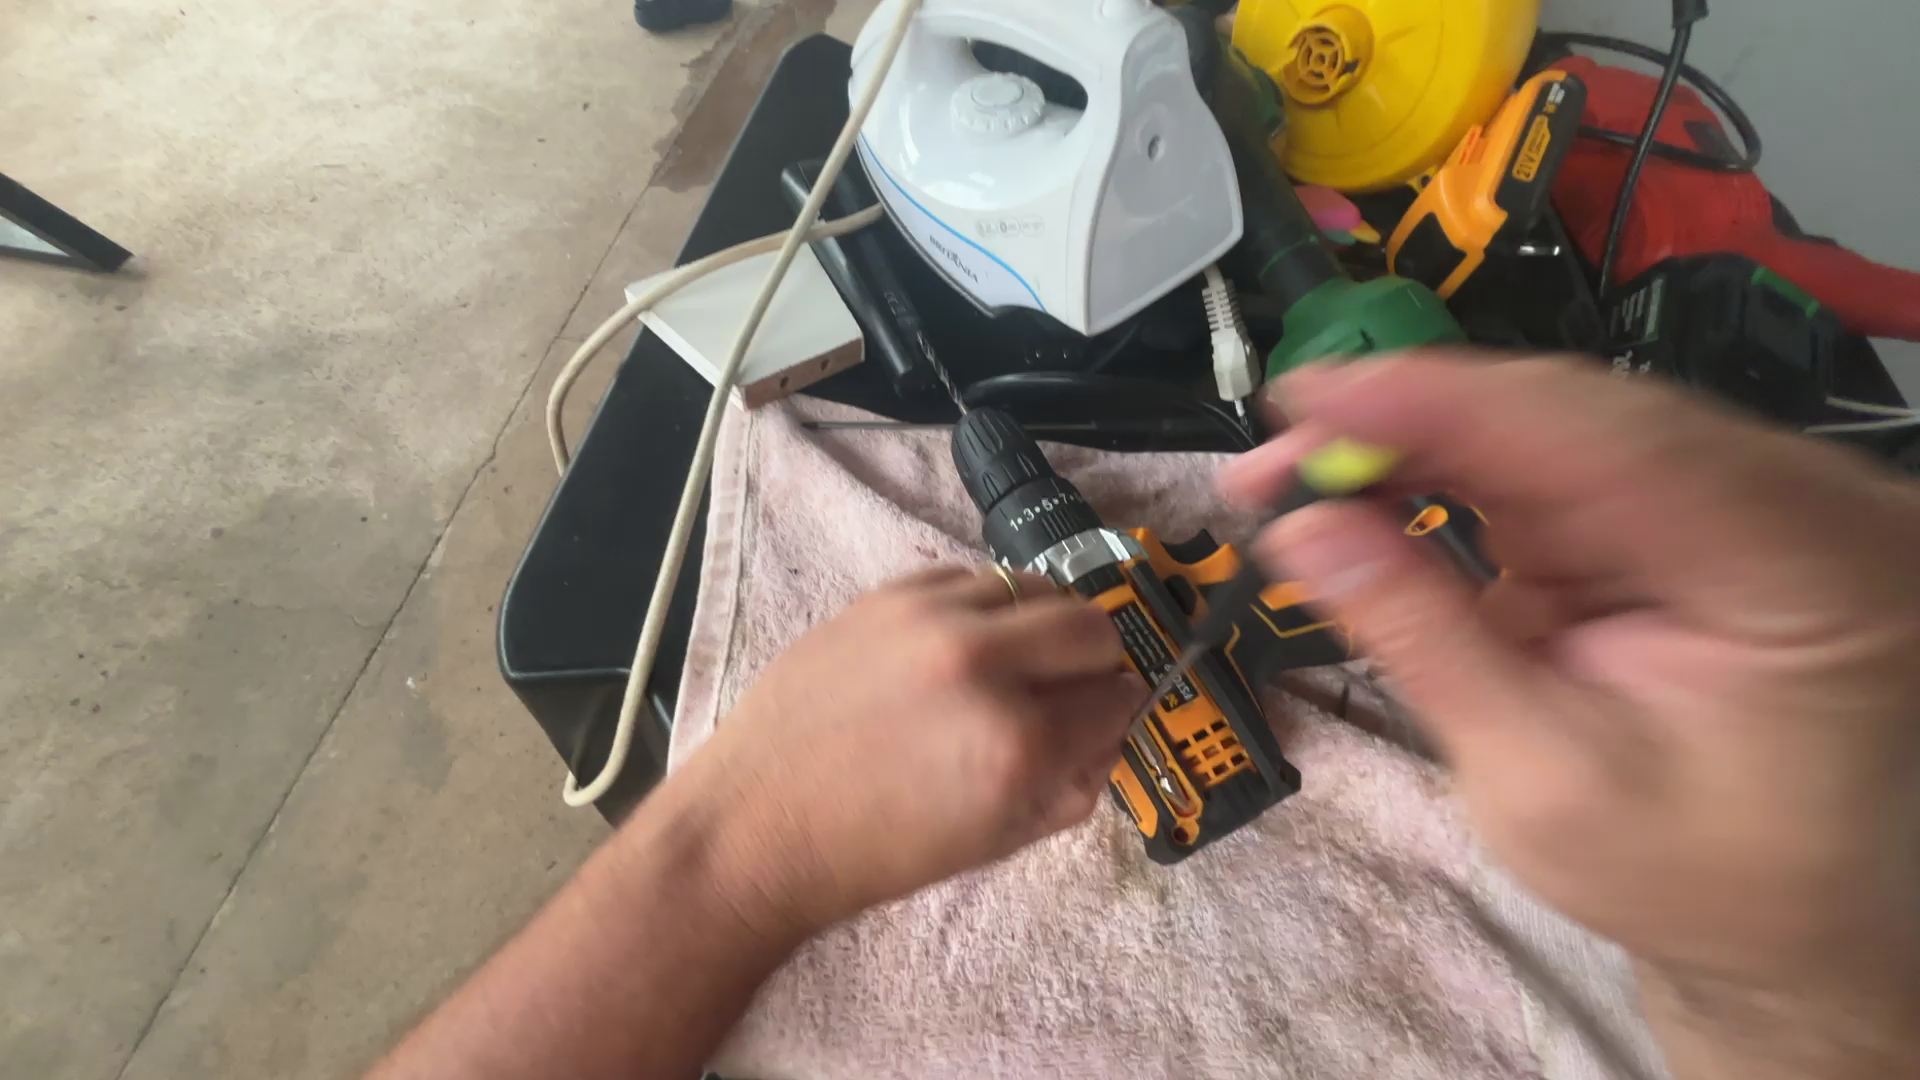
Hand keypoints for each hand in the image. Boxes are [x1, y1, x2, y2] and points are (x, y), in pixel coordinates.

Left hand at [662, 566, 1138, 939]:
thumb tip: (1107, 731)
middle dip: (1096, 661)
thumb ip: (1073, 784)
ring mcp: (929, 616)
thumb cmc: (877, 850)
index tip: (1102, 718)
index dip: (1117, 715)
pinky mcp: (886, 593)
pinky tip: (958, 642)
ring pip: (1037, 585)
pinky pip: (972, 577)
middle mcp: (981, 663)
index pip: (1118, 699)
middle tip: (1065, 687)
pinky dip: (984, 608)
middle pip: (1094, 624)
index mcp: (1016, 742)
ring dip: (1042, 624)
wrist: (758, 820)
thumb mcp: (996, 841)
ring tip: (1011, 659)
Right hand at [1221, 355, 1919, 1073]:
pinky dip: (1412, 466)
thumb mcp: (1540, 776)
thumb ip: (1421, 640)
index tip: (1311, 398)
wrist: (1768, 901)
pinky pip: (1504, 458)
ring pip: (1516, 421)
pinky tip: (1344, 483)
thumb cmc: (1686, 867)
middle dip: (1392, 421)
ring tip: (1280, 476)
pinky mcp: (1628, 511)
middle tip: (1264, 462)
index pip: (1607, 442)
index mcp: (1805, 566)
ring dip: (1387, 439)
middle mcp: (1769, 497)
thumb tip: (1301, 533)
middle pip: (1554, 412)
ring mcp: (1697, 496)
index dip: (1444, 406)